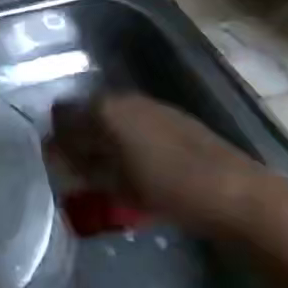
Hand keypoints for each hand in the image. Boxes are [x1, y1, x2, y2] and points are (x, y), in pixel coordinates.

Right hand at [51, 92, 267, 228]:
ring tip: (110, 173)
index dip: (57, 138)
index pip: (62, 114)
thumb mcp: (113, 182)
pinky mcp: (171, 116)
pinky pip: (135, 124)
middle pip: (87, 112)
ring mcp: (149, 104)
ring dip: (105, 140)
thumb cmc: (164, 187)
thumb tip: (56, 151)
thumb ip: (80, 164)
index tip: (60, 163)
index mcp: (102, 108)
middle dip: (81, 138)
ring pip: (113, 118)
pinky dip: (128, 141)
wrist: (231, 190)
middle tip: (82, 171)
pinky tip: (138, 167)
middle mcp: (122, 97)